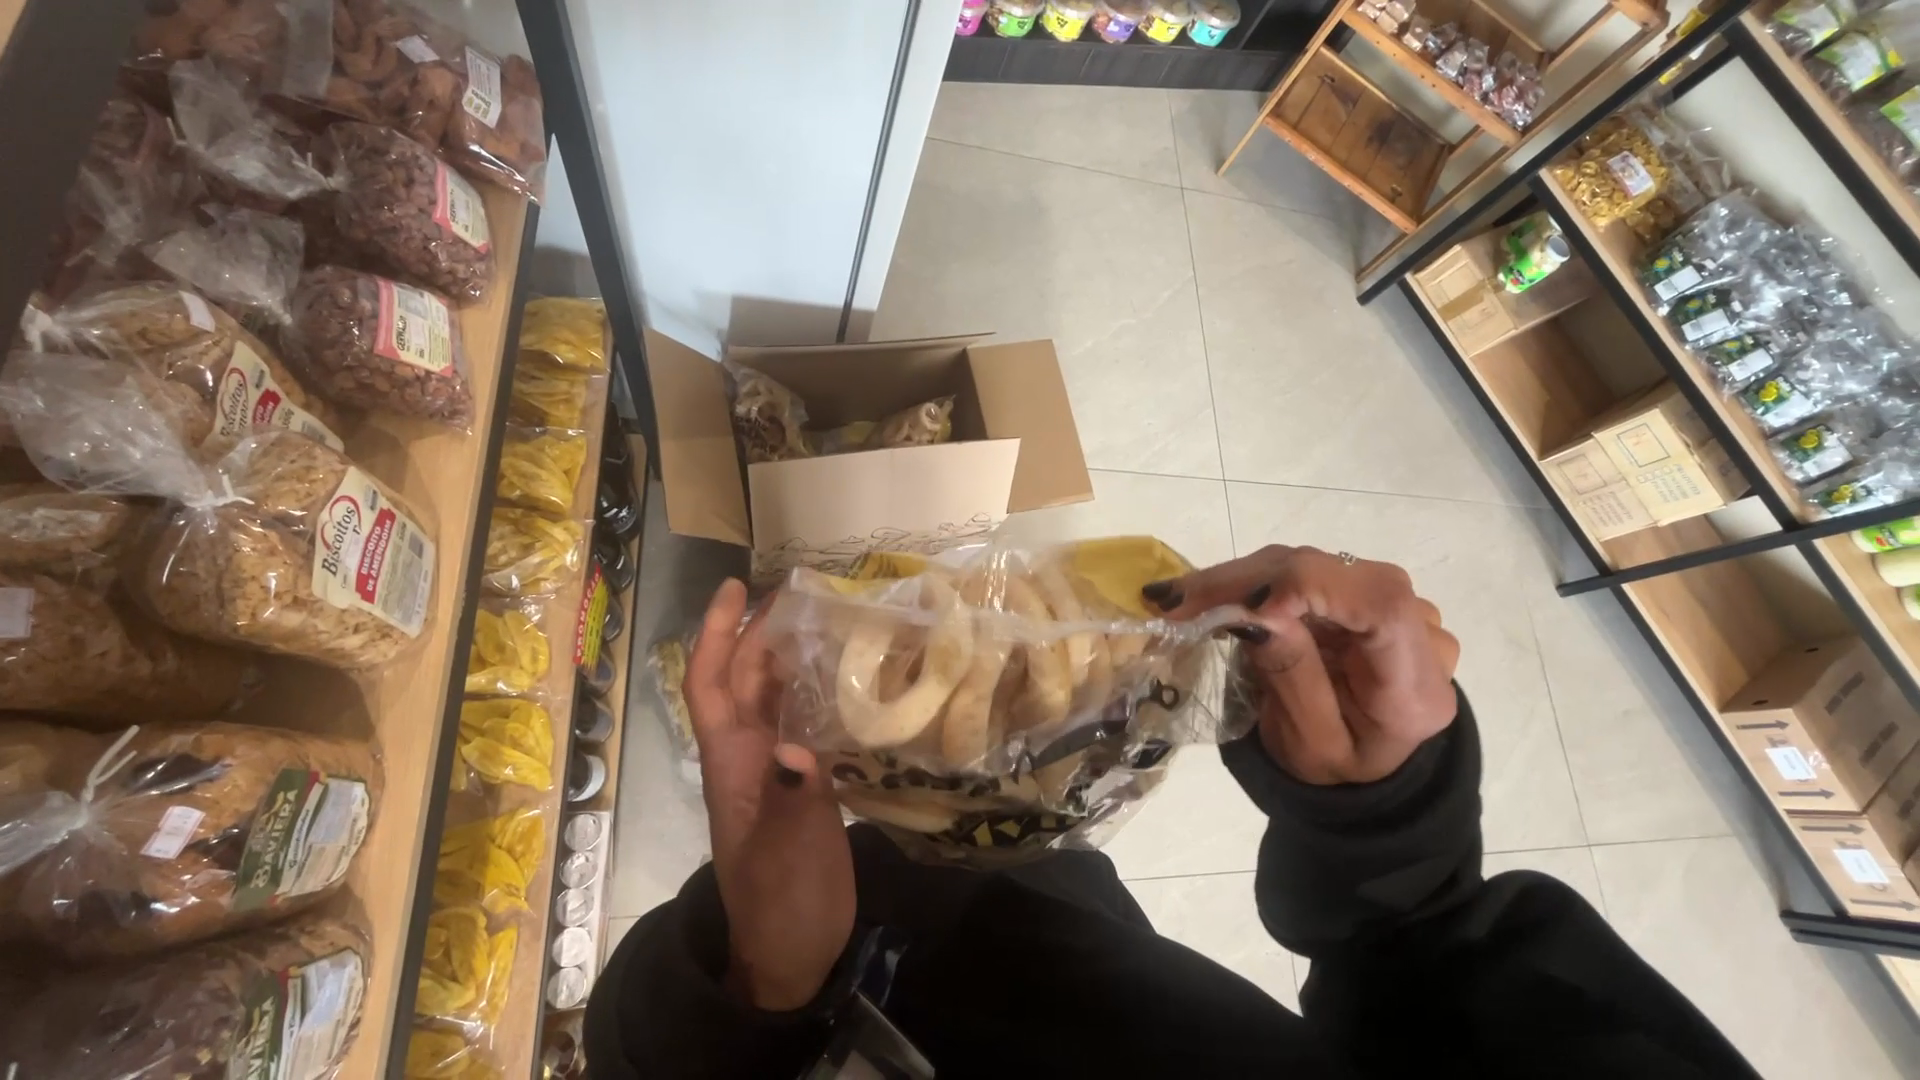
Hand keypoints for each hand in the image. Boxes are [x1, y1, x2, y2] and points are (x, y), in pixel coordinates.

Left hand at [685, 579, 855, 1009]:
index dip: (718, 634)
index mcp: (731, 762)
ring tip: (830, 617)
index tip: (737, 588)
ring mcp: (779, 767)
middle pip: (747, 678)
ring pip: (778, 696)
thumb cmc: (780, 904)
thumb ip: (793, 801)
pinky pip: (809, 720)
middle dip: (763, 631)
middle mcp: (750, 754)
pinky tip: (855, 675)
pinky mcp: (808, 782)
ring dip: (794, 655)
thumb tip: (797, 747)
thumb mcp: (786, 856)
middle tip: (802, 592)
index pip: (711, 684)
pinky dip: (824, 691)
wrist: (793, 953)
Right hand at [1145, 546, 1459, 784]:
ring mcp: (1393, 604)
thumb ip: (1291, 676)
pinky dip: (1252, 580)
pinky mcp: (1363, 592)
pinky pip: (1304, 571)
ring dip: (1240, 578)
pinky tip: (1210, 594)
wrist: (1365, 764)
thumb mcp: (1308, 743)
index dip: (1311, 587)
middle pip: (1336, 574)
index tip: (1243, 606)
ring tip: (1178, 597)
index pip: (1380, 604)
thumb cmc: (1336, 768)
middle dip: (1249, 582)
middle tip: (1173, 600)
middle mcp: (1418, 629)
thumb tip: (1255, 610)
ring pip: (1312, 564)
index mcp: (1414, 683)